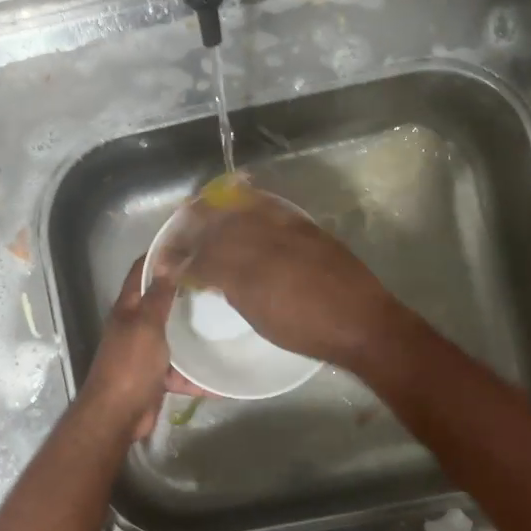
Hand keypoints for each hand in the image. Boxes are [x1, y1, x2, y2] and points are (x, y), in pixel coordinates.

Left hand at [82, 256, 209, 439]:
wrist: (117, 416)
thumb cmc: (130, 365)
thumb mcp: (147, 325)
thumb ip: (159, 295)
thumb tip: (169, 259)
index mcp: (128, 309)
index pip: (142, 271)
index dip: (161, 254)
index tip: (190, 242)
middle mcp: (134, 327)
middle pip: (161, 303)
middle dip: (186, 293)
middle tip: (219, 281)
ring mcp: (144, 354)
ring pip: (174, 338)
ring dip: (195, 335)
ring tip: (227, 324)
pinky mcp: (155, 379)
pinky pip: (181, 373)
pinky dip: (199, 377)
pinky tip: (223, 378)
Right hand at [165, 183, 407, 366]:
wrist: (363, 324)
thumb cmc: (310, 333)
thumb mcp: (262, 319)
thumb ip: (235, 292)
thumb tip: (214, 276)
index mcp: (248, 276)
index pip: (204, 260)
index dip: (182, 260)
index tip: (167, 262)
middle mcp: (264, 247)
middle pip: (218, 229)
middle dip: (193, 228)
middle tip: (178, 227)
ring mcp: (288, 233)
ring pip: (242, 213)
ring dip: (217, 208)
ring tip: (200, 205)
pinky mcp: (307, 229)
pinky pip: (270, 207)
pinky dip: (251, 200)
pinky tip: (242, 196)